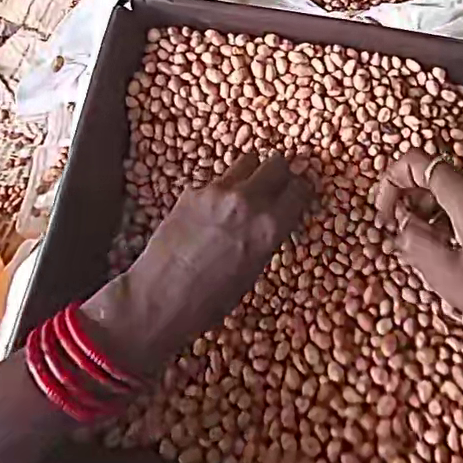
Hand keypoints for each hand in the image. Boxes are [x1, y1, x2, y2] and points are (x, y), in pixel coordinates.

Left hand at [86, 152, 310, 372]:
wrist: (163, 295)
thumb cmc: (211, 299)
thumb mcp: (252, 271)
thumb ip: (264, 238)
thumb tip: (269, 222)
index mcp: (270, 227)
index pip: (298, 190)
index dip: (300, 189)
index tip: (297, 190)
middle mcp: (248, 202)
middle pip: (276, 164)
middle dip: (279, 171)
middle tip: (275, 181)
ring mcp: (218, 192)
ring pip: (246, 162)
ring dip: (250, 172)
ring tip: (242, 191)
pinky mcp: (193, 190)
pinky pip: (216, 181)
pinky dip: (219, 191)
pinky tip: (209, 211)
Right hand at [371, 148, 462, 339]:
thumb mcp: (445, 272)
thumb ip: (413, 237)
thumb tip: (401, 220)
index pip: (416, 162)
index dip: (391, 182)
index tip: (384, 214)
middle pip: (431, 174)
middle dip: (407, 199)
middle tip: (398, 233)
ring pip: (447, 189)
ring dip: (425, 210)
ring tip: (421, 246)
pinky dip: (446, 217)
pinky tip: (445, 248)